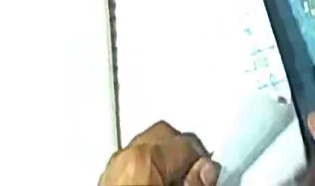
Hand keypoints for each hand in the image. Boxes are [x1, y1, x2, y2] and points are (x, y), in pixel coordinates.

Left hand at [99, 121, 220, 185]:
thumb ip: (194, 183)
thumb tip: (208, 170)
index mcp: (145, 156)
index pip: (186, 140)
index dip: (203, 156)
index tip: (211, 173)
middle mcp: (125, 154)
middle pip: (163, 133)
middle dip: (182, 149)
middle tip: (196, 174)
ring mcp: (112, 165)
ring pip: (145, 145)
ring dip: (164, 157)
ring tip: (178, 180)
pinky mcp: (103, 177)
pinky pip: (131, 160)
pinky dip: (146, 167)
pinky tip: (157, 182)